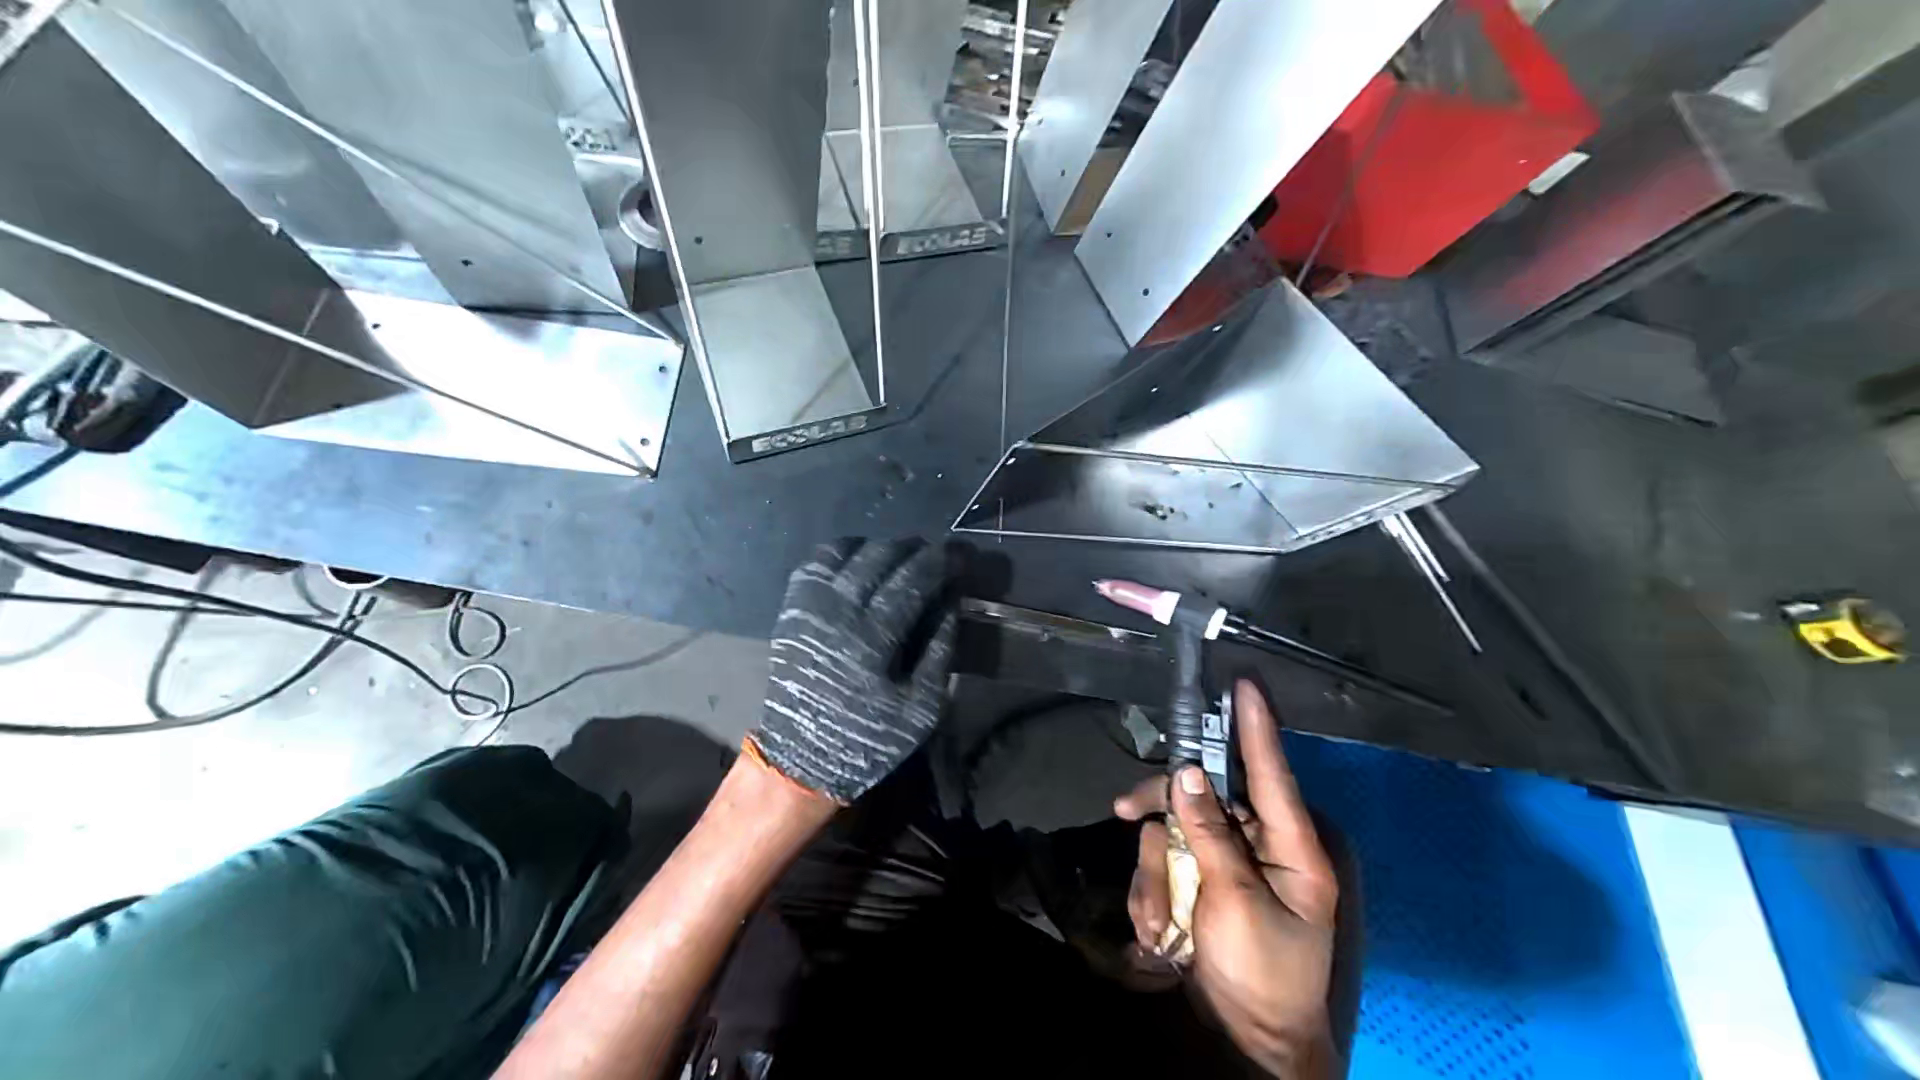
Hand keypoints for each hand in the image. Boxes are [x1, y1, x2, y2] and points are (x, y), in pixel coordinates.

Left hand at [750, 538, 956, 803]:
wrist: (801, 756)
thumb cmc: (867, 736)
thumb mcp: (921, 708)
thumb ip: (939, 650)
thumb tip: (951, 603)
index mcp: (872, 640)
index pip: (912, 582)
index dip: (940, 562)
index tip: (961, 554)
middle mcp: (837, 612)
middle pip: (881, 559)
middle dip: (915, 549)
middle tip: (938, 554)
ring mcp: (810, 607)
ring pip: (848, 552)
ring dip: (881, 546)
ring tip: (904, 554)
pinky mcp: (793, 609)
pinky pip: (817, 562)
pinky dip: (843, 550)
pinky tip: (862, 557)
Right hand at [1115, 680, 1340, 1079]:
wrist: (1245, 1038)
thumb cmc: (1261, 973)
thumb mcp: (1238, 905)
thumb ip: (1211, 835)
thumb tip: (1188, 774)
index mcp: (1291, 848)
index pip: (1271, 774)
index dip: (1256, 726)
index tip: (1244, 684)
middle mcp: (1257, 845)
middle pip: (1201, 795)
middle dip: (1164, 810)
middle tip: (1125, 810)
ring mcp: (1224, 862)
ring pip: (1171, 830)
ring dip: (1156, 875)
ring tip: (1162, 926)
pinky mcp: (1197, 880)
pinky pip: (1161, 862)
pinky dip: (1153, 894)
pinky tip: (1160, 933)